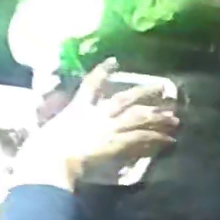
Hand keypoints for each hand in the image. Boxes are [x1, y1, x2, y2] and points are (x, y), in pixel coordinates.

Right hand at [12, 59, 179, 190]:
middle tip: (162, 87)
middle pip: (124, 98)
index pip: (91, 84)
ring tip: (175, 118)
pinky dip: (157, 138)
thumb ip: (64, 122)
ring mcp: (108, 127)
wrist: (50, 158)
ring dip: (158, 117)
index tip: (114, 61)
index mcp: (77, 108)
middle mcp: (96, 114)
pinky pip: (142, 137)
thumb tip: (66, 124)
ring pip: (138, 116)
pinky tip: (170, 139)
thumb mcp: (51, 127)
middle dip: (144, 92)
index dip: (103, 71)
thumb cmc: (44, 148)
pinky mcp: (117, 141)